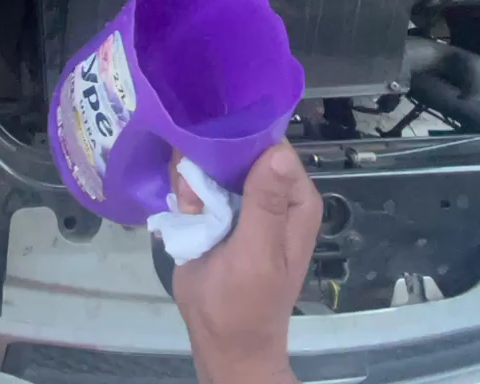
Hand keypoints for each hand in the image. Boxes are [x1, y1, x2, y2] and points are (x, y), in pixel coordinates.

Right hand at [171, 142, 318, 383]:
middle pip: (237, 145)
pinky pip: (196, 178)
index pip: (272, 145)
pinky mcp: (216, 207)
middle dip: (209, 159)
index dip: (242, 137)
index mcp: (294, 200)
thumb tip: (279, 152)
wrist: (221, 341)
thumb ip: (265, 204)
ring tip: (192, 209)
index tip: (212, 147)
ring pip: (211, 158)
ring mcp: (242, 198)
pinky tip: (186, 213)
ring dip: (193, 178)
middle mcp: (271, 191)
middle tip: (197, 192)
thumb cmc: (246, 304)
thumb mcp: (257, 254)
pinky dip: (185, 190)